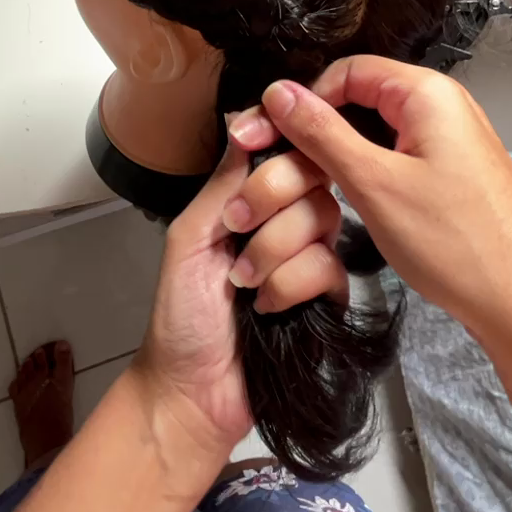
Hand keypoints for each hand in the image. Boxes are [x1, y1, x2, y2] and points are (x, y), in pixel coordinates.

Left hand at [128, 132, 348, 463]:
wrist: (195, 389)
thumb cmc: (182, 313)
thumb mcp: (190, 237)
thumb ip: (223, 183)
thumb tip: (243, 122)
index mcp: (250, 198)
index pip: (284, 147)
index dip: (278, 141)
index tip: (256, 144)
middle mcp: (285, 218)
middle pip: (310, 173)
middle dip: (270, 200)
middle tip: (235, 231)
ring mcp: (309, 254)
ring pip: (322, 216)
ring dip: (275, 250)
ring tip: (244, 283)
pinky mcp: (328, 294)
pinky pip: (329, 266)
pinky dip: (291, 285)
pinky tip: (267, 307)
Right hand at [227, 55, 511, 332]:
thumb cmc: (456, 243)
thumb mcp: (373, 183)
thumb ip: (321, 133)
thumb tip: (278, 92)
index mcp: (428, 92)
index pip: (348, 70)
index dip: (305, 98)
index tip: (273, 134)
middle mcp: (444, 104)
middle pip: (363, 95)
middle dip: (319, 125)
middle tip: (281, 159)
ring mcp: (453, 138)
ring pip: (378, 127)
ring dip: (342, 149)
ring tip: (314, 183)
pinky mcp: (455, 170)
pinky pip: (399, 152)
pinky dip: (369, 167)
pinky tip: (353, 196)